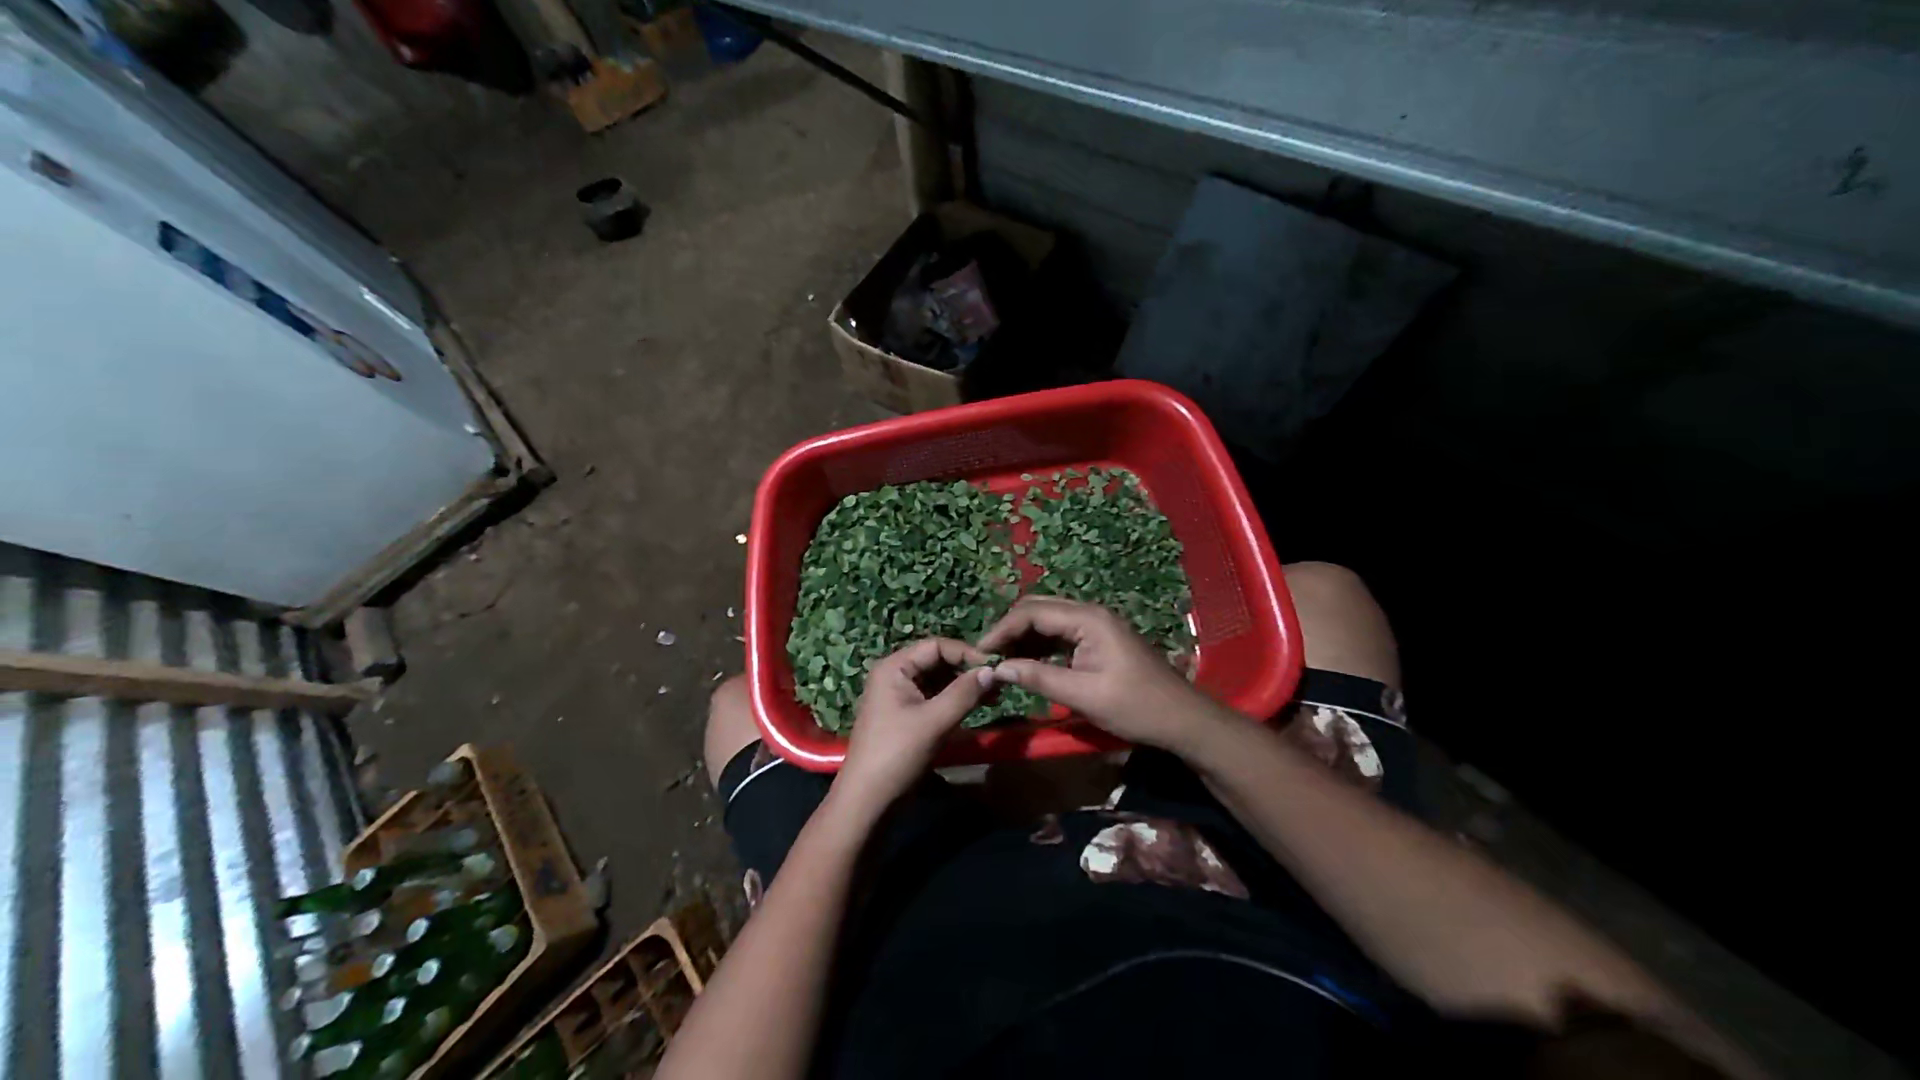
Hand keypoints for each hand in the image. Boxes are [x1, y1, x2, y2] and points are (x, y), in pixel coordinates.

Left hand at [834, 637, 993, 811]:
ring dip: (964, 686)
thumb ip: (964, 693)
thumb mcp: (934, 721)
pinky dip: (954, 700)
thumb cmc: (897, 754)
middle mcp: (894, 675)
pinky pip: (933, 698)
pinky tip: (976, 707)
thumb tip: (993, 671)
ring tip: (994, 696)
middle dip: (967, 670)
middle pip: (937, 661)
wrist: (868, 800)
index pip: (936, 646)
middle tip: (998, 683)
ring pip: (937, 680)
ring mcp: (898, 696)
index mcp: (894, 667)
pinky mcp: (905, 716)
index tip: (995, 667)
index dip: (966, 653)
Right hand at [979, 596, 1228, 750]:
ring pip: (1048, 620)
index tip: (980, 652)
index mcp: (1088, 619)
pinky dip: (1039, 645)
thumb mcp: (1084, 695)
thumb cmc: (1136, 707)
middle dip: (1009, 629)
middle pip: (1038, 609)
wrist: (1182, 719)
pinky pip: (1060, 633)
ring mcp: (1096, 625)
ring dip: (1023, 637)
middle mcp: (1090, 613)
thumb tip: (999, 669)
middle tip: (987, 655)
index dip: (1002, 630)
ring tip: (1000, 661)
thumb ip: (1039, 677)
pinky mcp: (1098, 640)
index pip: (1032, 612)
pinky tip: (1025, 663)